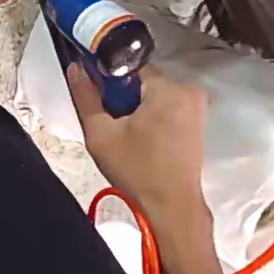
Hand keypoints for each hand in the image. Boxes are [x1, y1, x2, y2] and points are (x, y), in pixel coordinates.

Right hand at [67, 64, 207, 220]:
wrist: (170, 207)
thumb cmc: (136, 171)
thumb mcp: (100, 134)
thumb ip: (86, 97)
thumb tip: (75, 67)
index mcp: (168, 89)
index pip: (129, 66)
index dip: (108, 78)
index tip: (96, 96)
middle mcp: (188, 91)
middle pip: (142, 81)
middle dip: (123, 96)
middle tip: (111, 124)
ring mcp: (196, 107)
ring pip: (153, 95)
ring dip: (136, 108)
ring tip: (125, 136)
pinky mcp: (197, 122)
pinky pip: (166, 107)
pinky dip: (150, 117)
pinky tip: (141, 140)